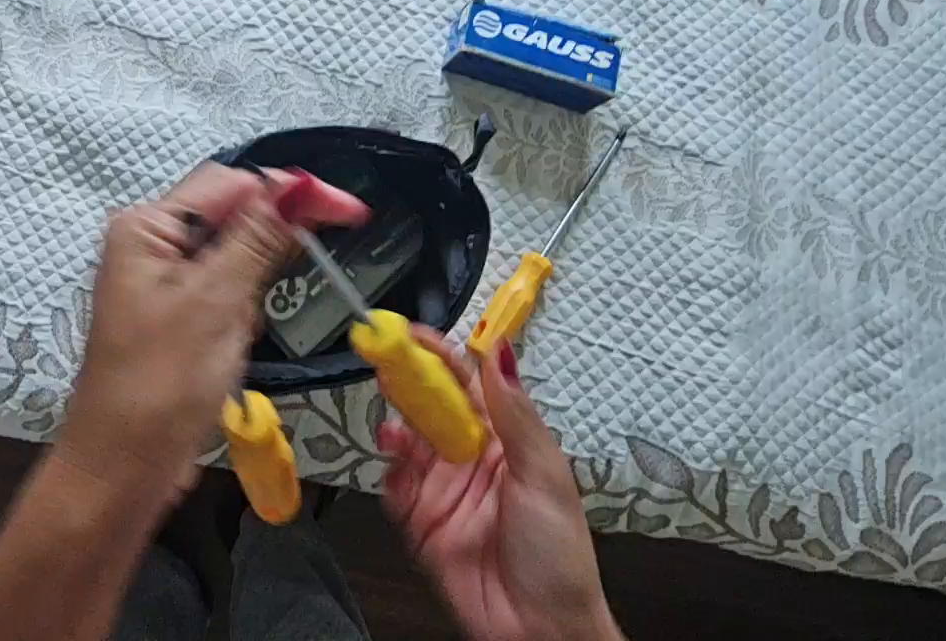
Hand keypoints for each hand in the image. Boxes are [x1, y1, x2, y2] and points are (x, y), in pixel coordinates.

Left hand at [60, 163, 366, 496]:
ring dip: (253, 286)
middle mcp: (152, 241)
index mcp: (147, 226)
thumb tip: (296, 184)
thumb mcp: (215, 302)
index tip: (351, 211)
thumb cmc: (161, 385)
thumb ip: (258, 237)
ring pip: (235, 255)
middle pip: (232, 215)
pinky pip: (225, 289)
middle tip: (293, 278)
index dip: (292, 192)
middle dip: (267, 247)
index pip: (232, 184)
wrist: (121, 471)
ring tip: (232, 332)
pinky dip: (242, 309)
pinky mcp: (179, 311)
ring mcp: (165, 278)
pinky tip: (230, 342)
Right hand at [378, 329, 621, 640]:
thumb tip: (498, 349)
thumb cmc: (559, 552)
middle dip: (406, 383)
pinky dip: (389, 474)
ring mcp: (440, 486)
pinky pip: (393, 486)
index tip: (411, 334)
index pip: (464, 381)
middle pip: (428, 404)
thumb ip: (513, 412)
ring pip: (405, 440)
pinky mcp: (419, 519)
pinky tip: (396, 472)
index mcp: (501, 436)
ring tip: (395, 433)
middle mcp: (466, 454)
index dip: (438, 354)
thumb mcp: (543, 475)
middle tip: (386, 367)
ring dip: (395, 428)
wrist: (542, 635)